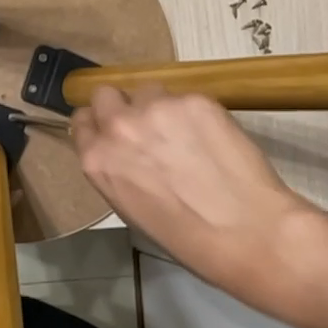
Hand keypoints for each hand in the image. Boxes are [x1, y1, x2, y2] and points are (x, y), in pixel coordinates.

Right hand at [72, 86, 316, 290]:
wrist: (245, 232)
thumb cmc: (185, 237)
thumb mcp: (130, 207)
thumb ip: (116, 169)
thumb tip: (125, 153)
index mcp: (97, 159)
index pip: (81, 120)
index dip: (98, 124)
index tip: (112, 132)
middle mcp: (119, 126)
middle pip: (106, 94)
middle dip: (122, 106)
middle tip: (146, 127)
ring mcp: (157, 108)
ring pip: (149, 90)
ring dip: (159, 106)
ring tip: (185, 134)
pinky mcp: (195, 100)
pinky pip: (186, 97)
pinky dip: (195, 113)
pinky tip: (213, 139)